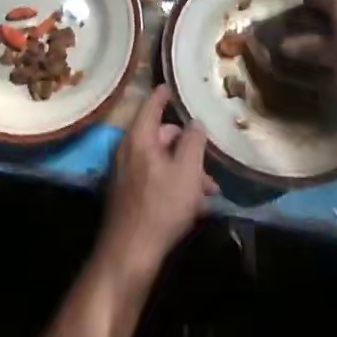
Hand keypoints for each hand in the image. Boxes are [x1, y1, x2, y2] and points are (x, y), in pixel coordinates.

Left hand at [99, 85, 216, 275]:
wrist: (131, 250)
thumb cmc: (161, 206)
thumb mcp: (187, 172)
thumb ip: (193, 143)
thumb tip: (195, 123)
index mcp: (139, 139)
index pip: (151, 107)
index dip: (163, 96)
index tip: (170, 86)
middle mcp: (128, 151)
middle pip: (160, 136)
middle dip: (187, 147)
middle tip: (209, 162)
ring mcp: (126, 173)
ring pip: (161, 161)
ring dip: (186, 171)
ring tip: (209, 191)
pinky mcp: (130, 193)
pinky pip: (155, 178)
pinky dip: (174, 183)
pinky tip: (194, 204)